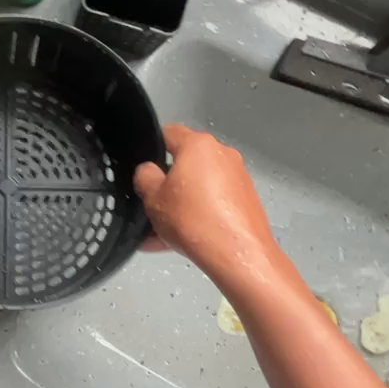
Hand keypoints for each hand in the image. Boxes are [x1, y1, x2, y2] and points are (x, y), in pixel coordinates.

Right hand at [134, 124, 281, 281]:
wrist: (238, 254)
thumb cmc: (192, 219)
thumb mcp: (153, 198)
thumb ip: (145, 177)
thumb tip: (150, 171)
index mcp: (198, 145)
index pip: (168, 133)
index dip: (150, 147)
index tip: (141, 169)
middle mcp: (222, 154)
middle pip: (185, 163)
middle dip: (167, 184)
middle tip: (150, 208)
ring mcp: (238, 177)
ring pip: (198, 187)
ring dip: (180, 204)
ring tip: (161, 235)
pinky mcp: (247, 200)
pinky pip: (213, 203)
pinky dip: (198, 216)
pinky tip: (181, 242)